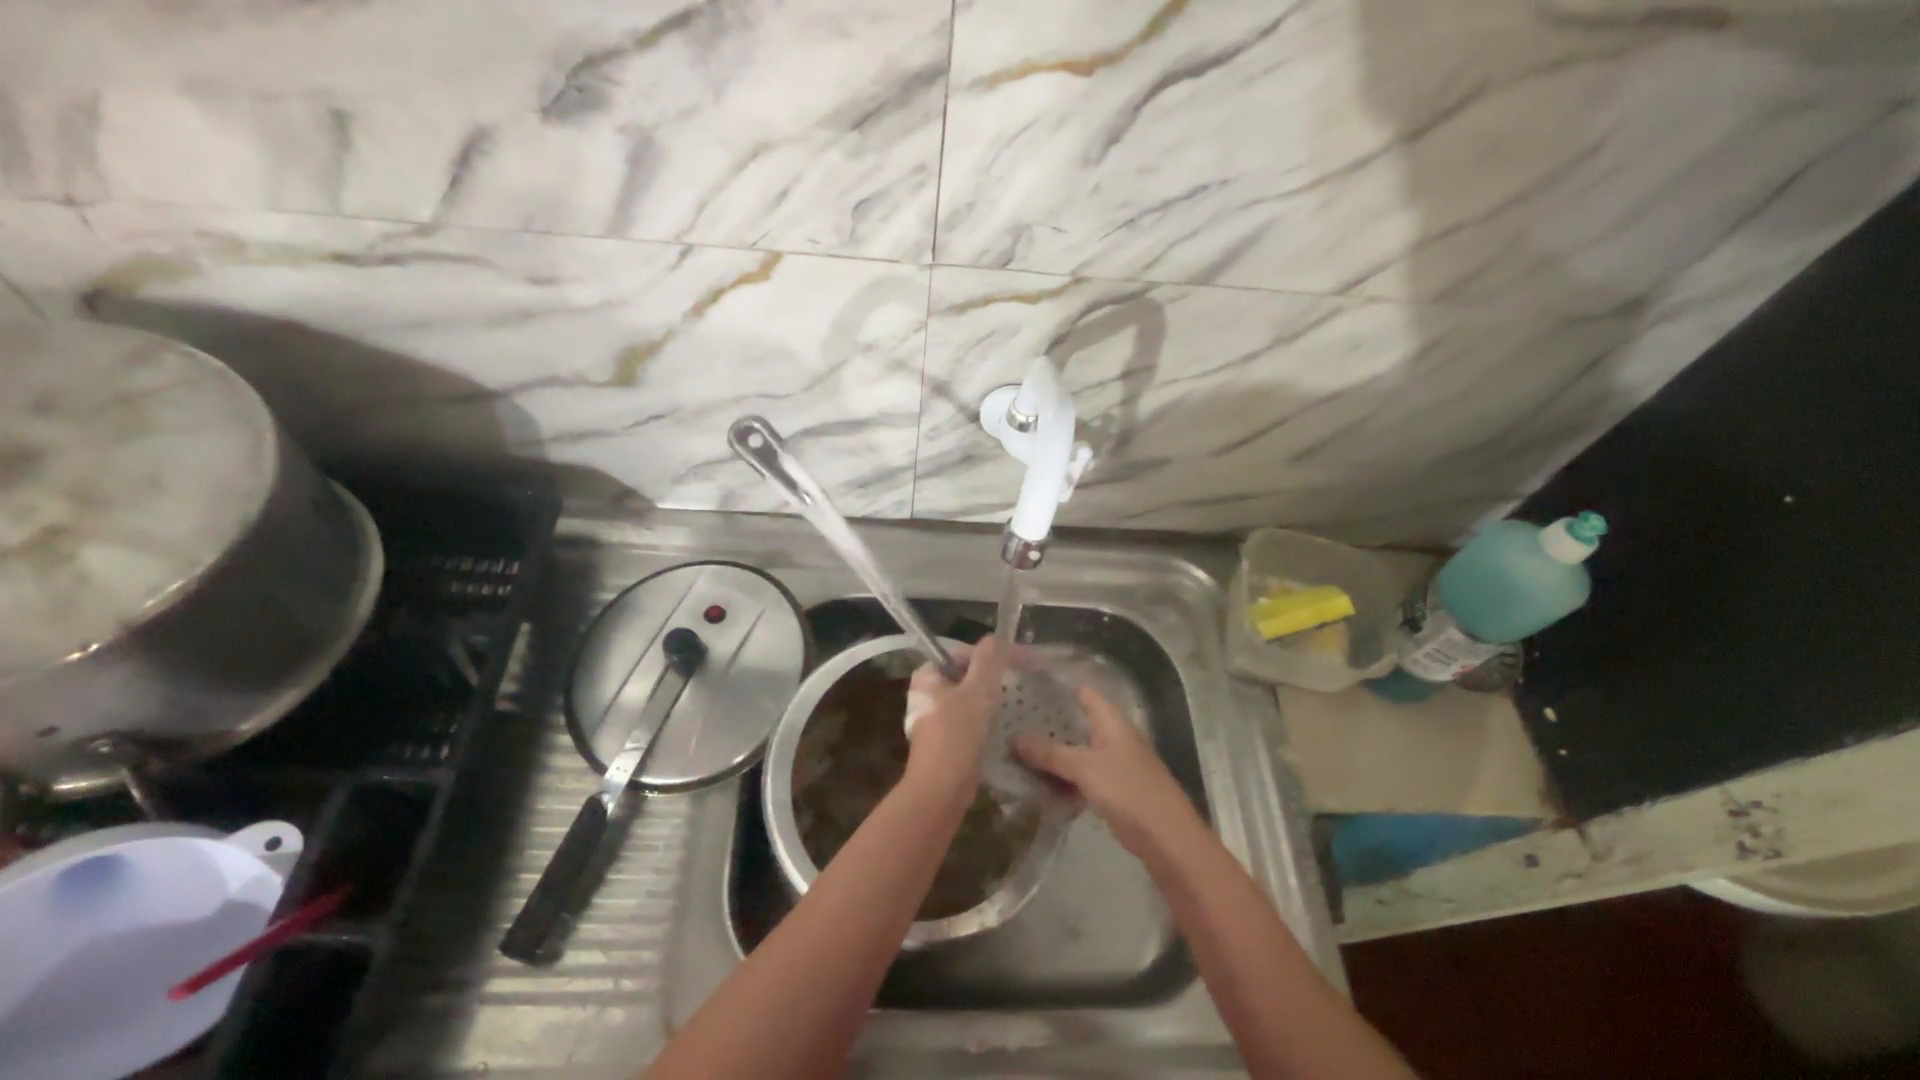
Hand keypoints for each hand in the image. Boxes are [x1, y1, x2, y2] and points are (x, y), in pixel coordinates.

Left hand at [902, 636, 1009, 791]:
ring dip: (991, 701)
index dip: (991, 656)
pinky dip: (986, 720)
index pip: (963, 653)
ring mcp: (934, 719)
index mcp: (927, 676)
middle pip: (966, 676)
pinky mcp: (944, 740)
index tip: (1018, 663)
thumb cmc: (957, 735)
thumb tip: (997, 637)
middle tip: (1020, 685)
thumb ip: (988, 661)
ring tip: (1017, 704)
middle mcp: (926, 694)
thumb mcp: (977, 692)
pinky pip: (969, 721)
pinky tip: (1005, 725)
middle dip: (993, 679)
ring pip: (969, 700)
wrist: (941, 790)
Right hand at [1013, 685, 1200, 858]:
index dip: (1057, 687)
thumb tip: (1013, 738)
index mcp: (1112, 722)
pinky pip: (1080, 777)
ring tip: (1014, 750)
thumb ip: (1050, 753)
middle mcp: (1113, 737)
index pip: (1084, 693)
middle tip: (1010, 721)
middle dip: (1046, 724)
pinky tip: (1036, 783)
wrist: (1164, 835)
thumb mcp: (1085, 768)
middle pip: (1076, 724)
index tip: (1025, 687)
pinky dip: (1062, 778)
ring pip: (1076, 752)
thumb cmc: (1128, 790)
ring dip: (1051, 754)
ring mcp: (1113, 764)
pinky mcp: (1110, 789)